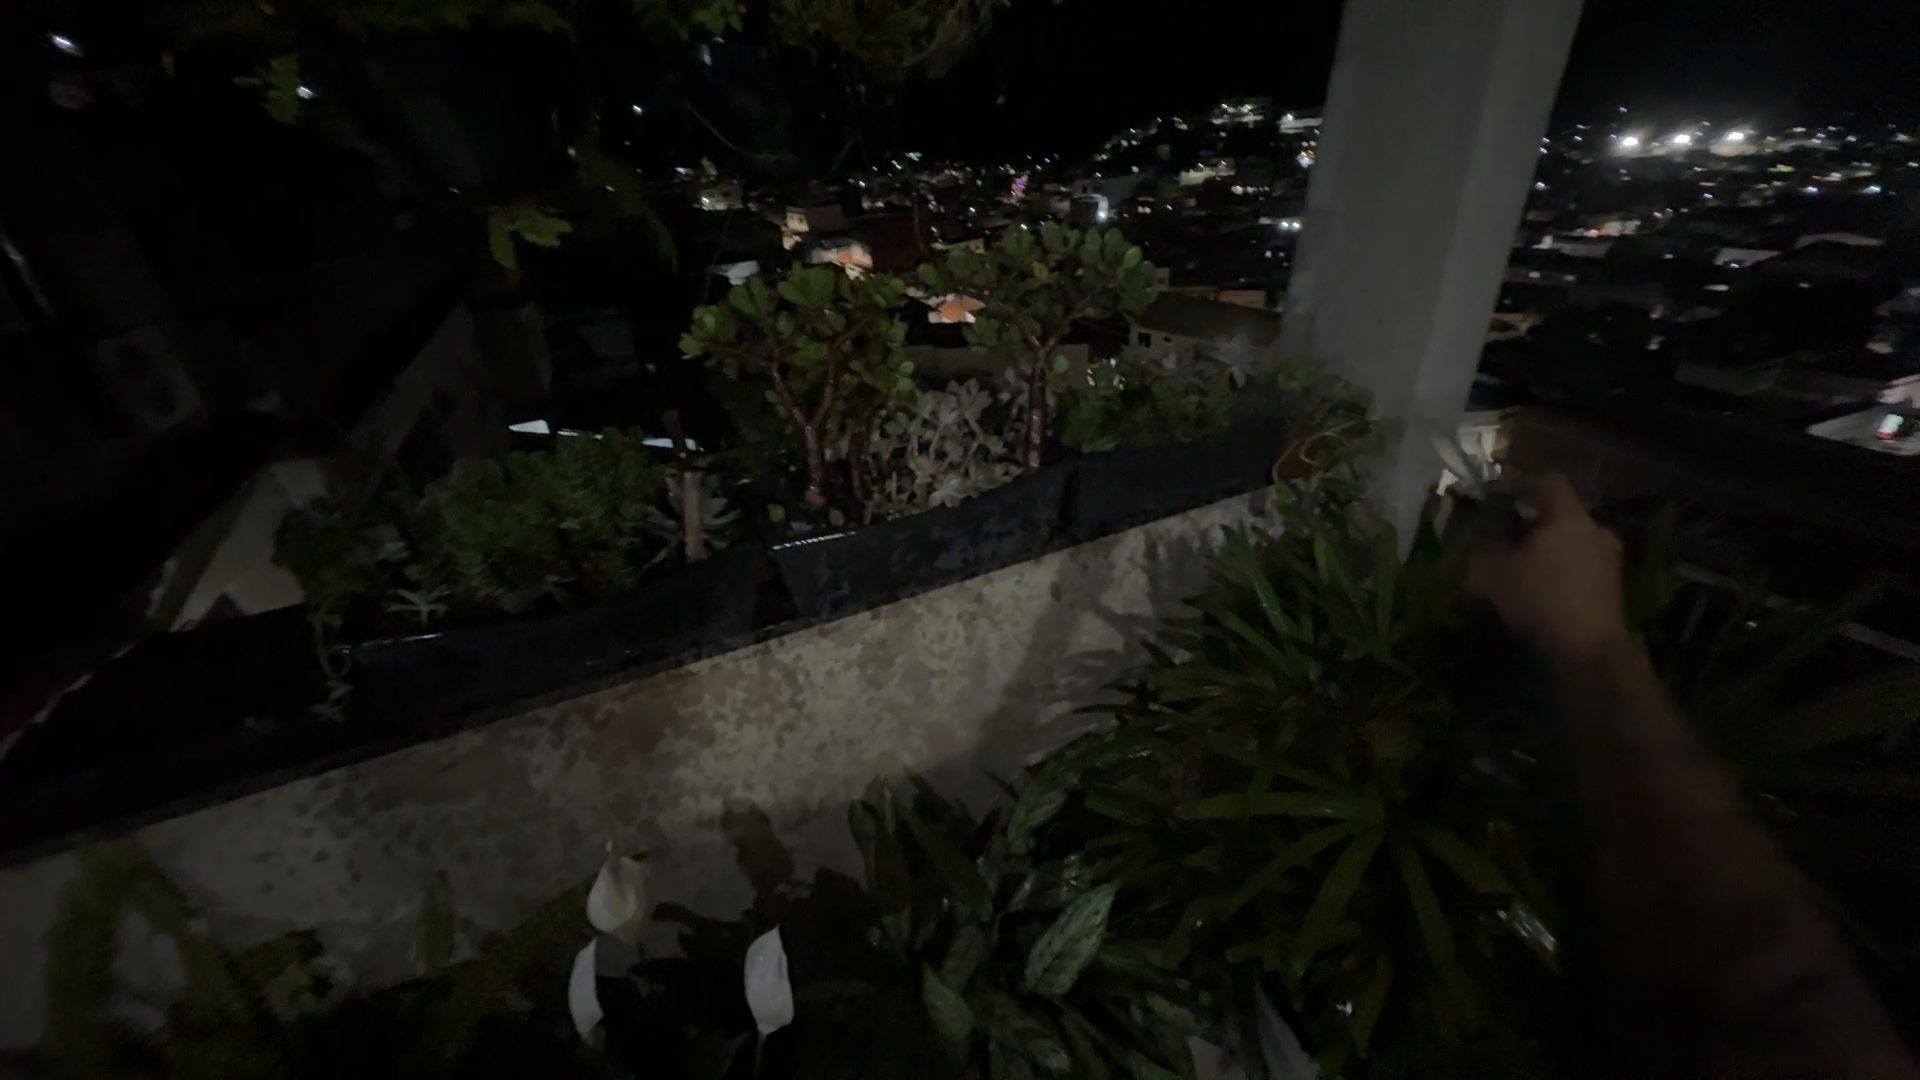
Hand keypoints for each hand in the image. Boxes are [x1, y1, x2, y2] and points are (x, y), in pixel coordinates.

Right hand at [1467, 472, 1628, 661]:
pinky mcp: (1610, 582)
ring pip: (1567, 537)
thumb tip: (1483, 529)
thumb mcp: (1492, 568)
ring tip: (1513, 560)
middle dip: (1526, 519)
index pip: (1547, 482)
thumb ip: (1484, 541)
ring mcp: (1608, 557)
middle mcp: (1595, 530)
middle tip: (1498, 531)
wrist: (1586, 647)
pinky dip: (1554, 562)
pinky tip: (1534, 581)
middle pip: (1557, 512)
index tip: (1493, 488)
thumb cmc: (1537, 597)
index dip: (1518, 481)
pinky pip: (1576, 559)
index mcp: (1569, 519)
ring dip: (1541, 543)